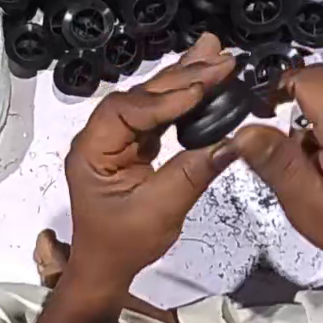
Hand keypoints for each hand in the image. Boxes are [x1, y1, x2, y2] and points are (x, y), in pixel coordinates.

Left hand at [62, 34, 237, 290]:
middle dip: (181, 78)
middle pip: (140, 97)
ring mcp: (117, 140)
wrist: (107, 267)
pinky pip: (159, 115)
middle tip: (219, 58)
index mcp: (91, 152)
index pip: (125, 111)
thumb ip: (192, 173)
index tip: (200, 89)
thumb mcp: (158, 212)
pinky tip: (203, 81)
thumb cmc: (120, 245)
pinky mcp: (134, 146)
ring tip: (215, 55)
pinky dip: (183, 99)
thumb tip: (231, 143)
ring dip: (184, 79)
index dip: (163, 100)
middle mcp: (100, 139)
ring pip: (151, 101)